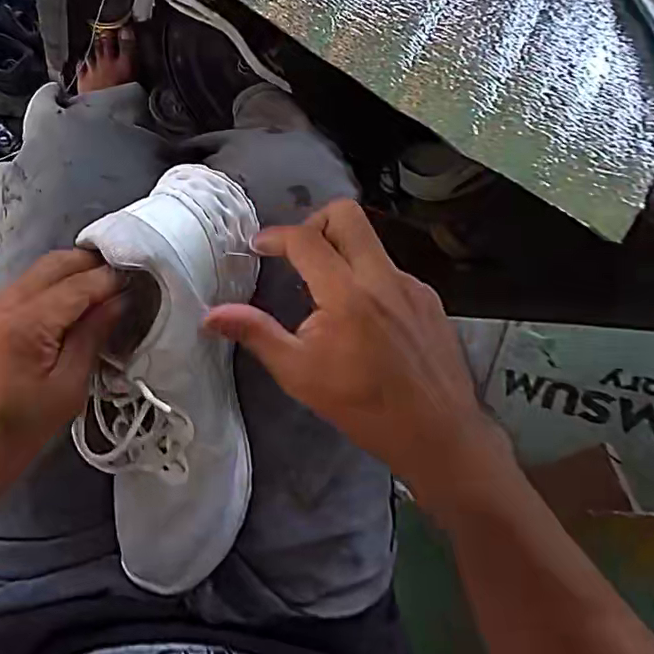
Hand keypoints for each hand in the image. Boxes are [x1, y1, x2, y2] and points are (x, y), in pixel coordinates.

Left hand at [0, 250, 125, 523]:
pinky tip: (67, 309)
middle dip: (90, 264)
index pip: (78, 284)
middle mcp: (1, 301)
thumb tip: (118, 300)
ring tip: (102, 293)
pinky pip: (21, 289)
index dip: (111, 278)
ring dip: (69, 275)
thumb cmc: (13, 438)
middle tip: (124, 277)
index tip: (141, 279)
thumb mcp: (66, 391)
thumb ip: (92, 336)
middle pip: (53, 264)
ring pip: (35, 273)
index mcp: (24, 320)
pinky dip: (47, 289)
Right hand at [202, 200, 510, 503]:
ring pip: (369, 241)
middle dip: (312, 223)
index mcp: (347, 294)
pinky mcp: (430, 301)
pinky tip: (361, 315)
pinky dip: (365, 277)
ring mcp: (412, 287)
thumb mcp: (297, 373)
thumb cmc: (362, 406)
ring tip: (324, 290)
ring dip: (339, 251)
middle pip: (345, 215)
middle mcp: (382, 279)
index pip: (305, 238)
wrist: (443, 438)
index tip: (258, 247)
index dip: (274, 236)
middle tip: (296, 253)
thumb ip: (254, 333)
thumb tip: (210, 315)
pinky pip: (388, 269)